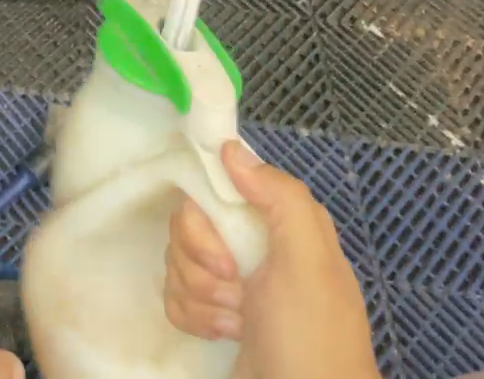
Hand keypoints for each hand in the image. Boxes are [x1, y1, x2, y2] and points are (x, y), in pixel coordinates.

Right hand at [164, 142, 379, 378]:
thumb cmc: (311, 337)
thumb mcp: (310, 264)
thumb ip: (281, 198)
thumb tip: (229, 146)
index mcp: (281, 226)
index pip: (218, 184)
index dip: (205, 211)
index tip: (220, 242)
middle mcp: (253, 247)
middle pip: (188, 221)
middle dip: (199, 259)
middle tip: (234, 289)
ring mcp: (230, 283)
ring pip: (176, 257)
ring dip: (198, 294)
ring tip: (235, 322)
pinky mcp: (210, 313)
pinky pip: (172, 293)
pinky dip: (192, 316)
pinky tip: (222, 334)